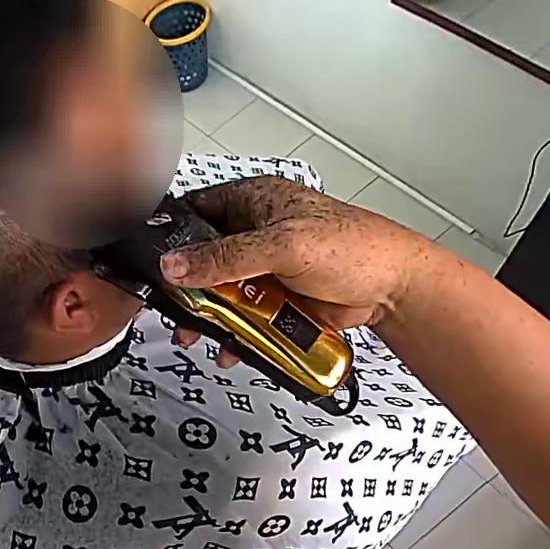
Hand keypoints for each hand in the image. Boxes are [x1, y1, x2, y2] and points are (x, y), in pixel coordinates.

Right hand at [161, 176, 443, 348]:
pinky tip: (230, 346)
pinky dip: (235, 332)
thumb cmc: (355, 249)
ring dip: (210, 315)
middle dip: (189, 289)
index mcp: (255, 202)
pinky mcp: (276, 299)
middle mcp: (257, 233)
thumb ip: (226, 257)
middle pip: (205, 260)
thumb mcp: (282, 246)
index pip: (198, 211)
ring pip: (222, 293)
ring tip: (198, 334)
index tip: (157, 263)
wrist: (392, 290)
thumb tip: (177, 265)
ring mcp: (266, 269)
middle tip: (177, 310)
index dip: (174, 235)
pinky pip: (244, 316)